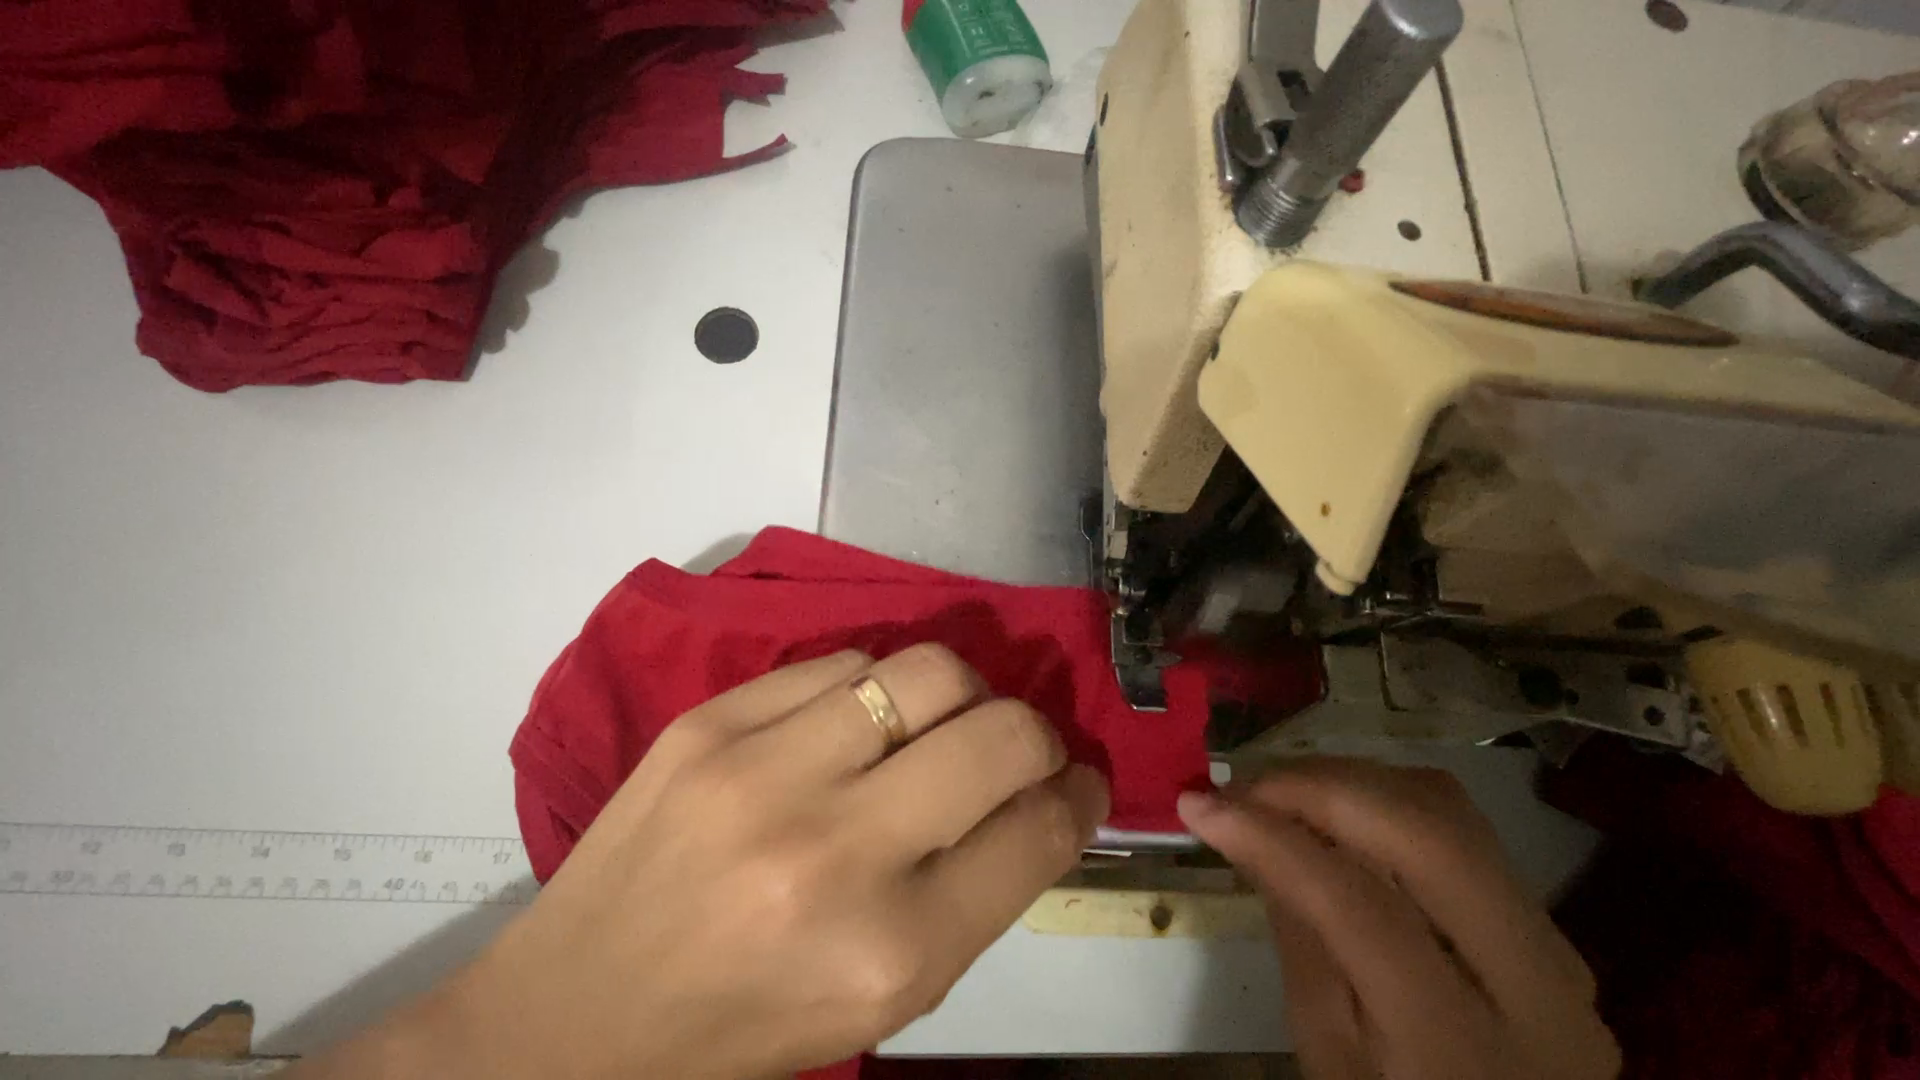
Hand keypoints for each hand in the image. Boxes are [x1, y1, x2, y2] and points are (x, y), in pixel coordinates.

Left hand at [292, 645, 1108, 1079]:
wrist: (581, 1009)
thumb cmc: (752, 1020)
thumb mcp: (887, 999)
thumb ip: (977, 895)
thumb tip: (1044, 795)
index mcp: (892, 949)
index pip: (1038, 832)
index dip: (1079, 796)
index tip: (1079, 782)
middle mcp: (834, 850)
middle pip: (1002, 733)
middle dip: (1036, 736)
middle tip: (1016, 750)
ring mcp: (764, 771)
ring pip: (929, 669)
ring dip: (960, 695)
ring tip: (935, 726)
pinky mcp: (710, 720)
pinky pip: (843, 660)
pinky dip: (874, 687)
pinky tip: (854, 723)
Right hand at [1177, 758, 1618, 1079]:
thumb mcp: (1329, 1056)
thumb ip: (1299, 940)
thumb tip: (1248, 832)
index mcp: (1461, 1046)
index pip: (1360, 908)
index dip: (1273, 841)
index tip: (1200, 804)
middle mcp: (1535, 982)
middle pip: (1427, 831)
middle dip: (1321, 786)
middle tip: (1244, 785)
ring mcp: (1555, 942)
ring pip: (1450, 810)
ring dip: (1353, 781)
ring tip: (1281, 791)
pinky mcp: (1545, 919)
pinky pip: (1461, 827)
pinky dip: (1386, 800)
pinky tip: (1333, 809)